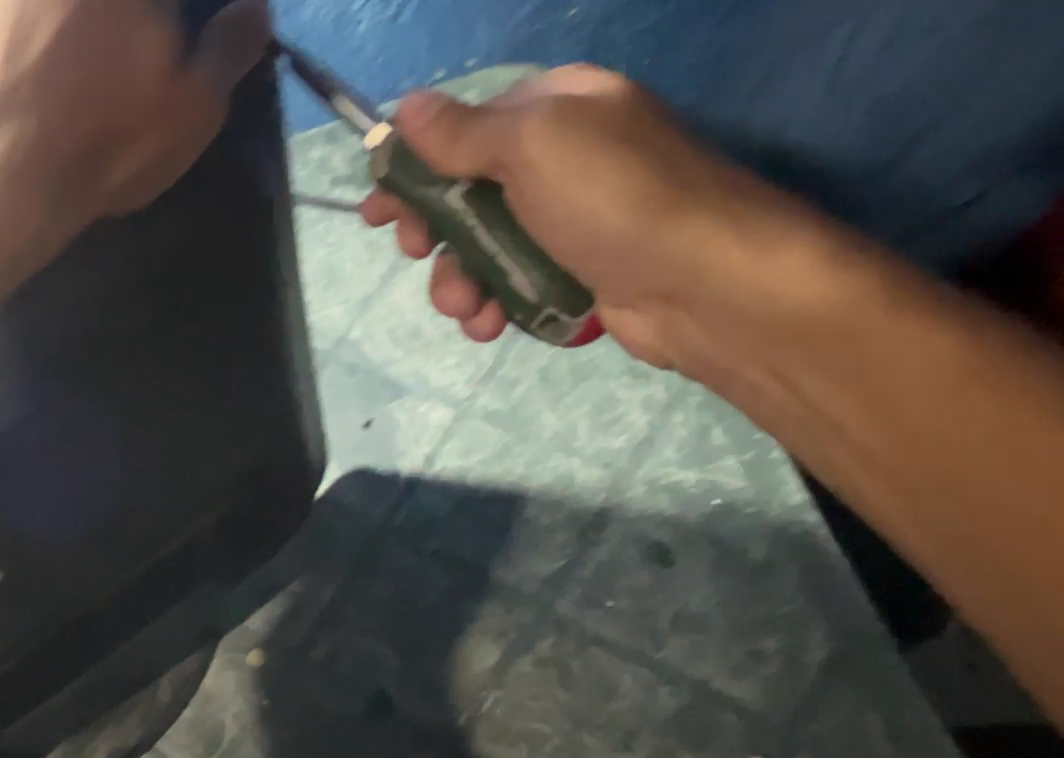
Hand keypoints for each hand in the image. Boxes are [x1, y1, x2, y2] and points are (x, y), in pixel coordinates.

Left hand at [0, 0, 273, 288]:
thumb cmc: (104, 144)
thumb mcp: (192, 107)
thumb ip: (230, 47)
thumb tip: (254, 10)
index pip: (170, 4)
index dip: (187, 23)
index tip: (187, 51)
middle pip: (115, 9)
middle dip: (136, 31)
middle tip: (138, 71)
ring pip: (64, 14)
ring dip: (84, 38)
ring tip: (87, 91)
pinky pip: (20, 25)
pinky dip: (40, 51)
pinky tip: (43, 97)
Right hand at [361, 65, 809, 371]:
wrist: (703, 284)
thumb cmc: (614, 200)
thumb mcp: (533, 146)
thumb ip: (463, 132)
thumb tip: (406, 107)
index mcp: (552, 111)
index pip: (462, 132)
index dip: (413, 170)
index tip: (377, 210)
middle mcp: (557, 161)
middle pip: (462, 196)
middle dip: (432, 235)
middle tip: (417, 254)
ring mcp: (565, 222)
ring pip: (479, 251)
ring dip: (458, 283)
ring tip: (468, 308)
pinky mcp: (571, 275)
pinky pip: (508, 287)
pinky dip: (491, 307)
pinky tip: (492, 326)